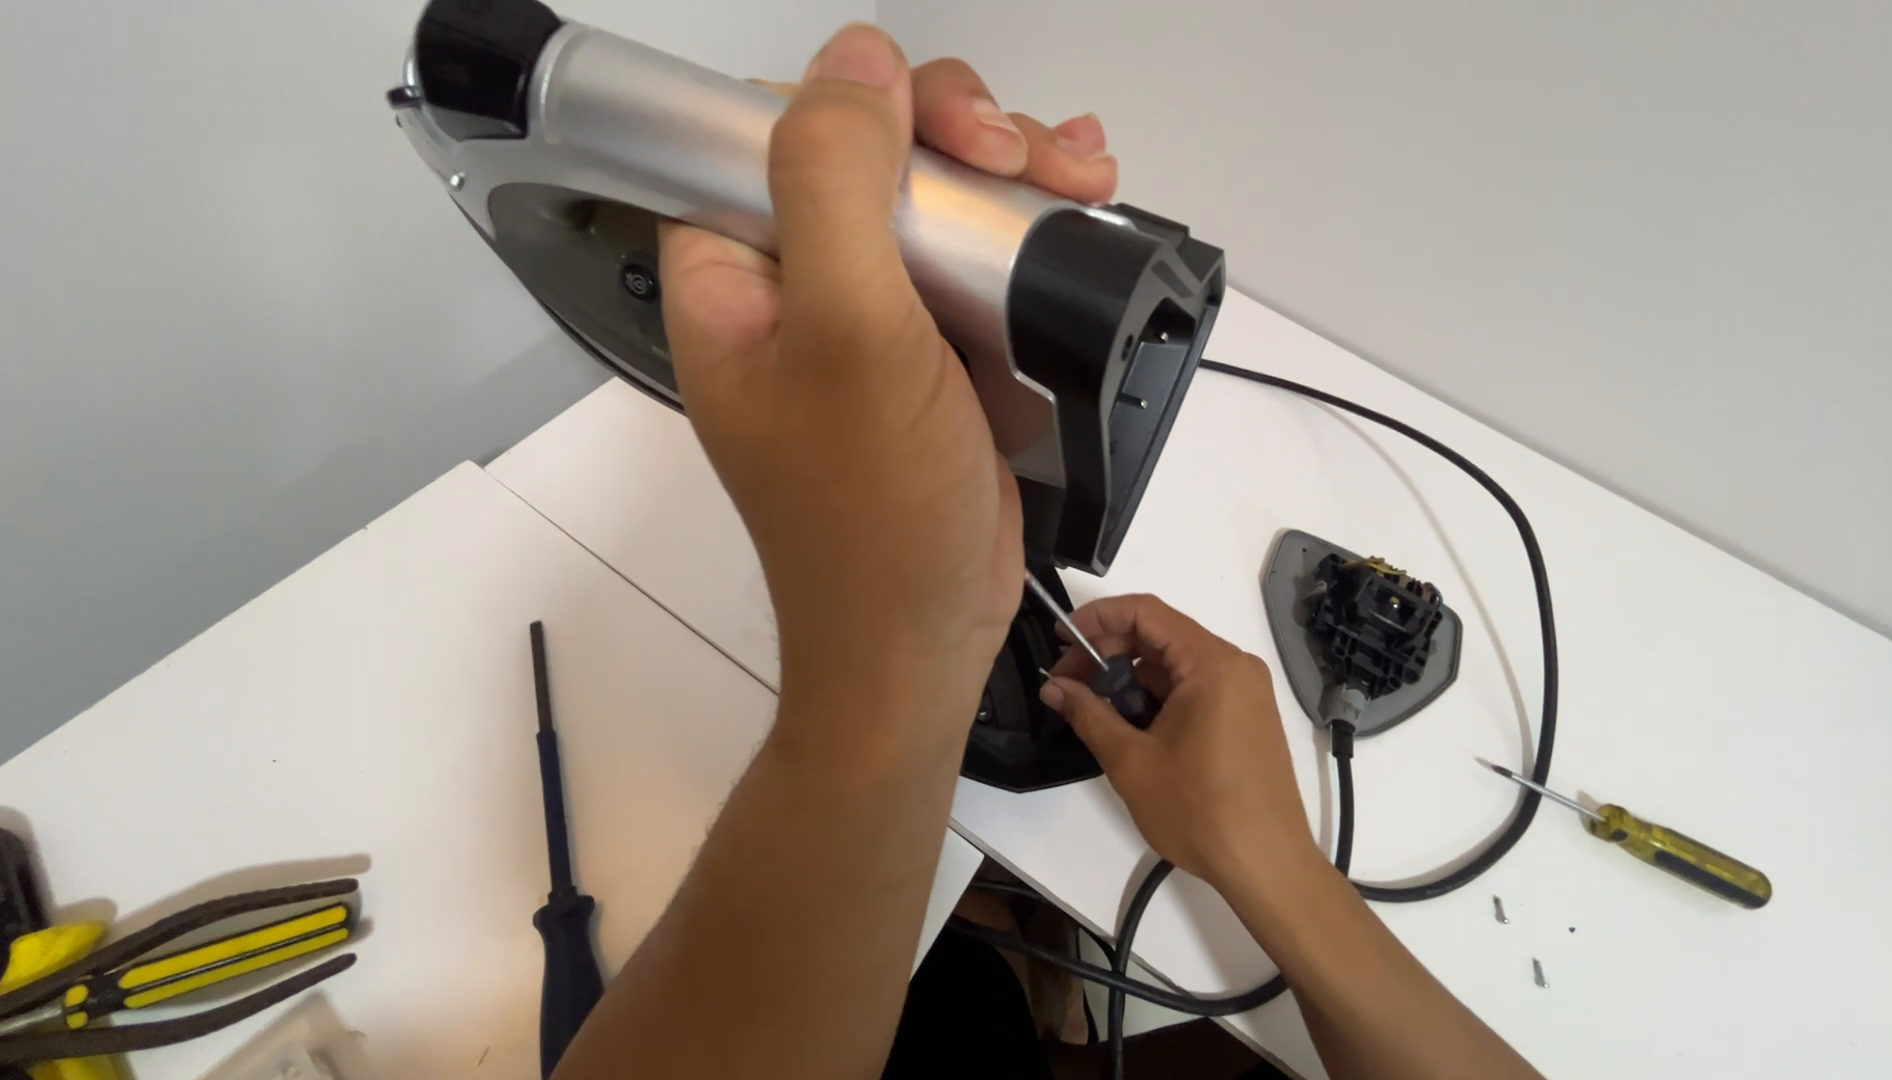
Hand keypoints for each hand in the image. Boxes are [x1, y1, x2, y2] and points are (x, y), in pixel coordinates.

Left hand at [661, 25, 1119, 728]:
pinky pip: (974, 270)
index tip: (941, 138)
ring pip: (933, 207)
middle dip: (957, 138)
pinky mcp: (933, 358)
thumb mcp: (850, 343)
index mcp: (736, 284)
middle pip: (867, 158)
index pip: (765, 136)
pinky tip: (1080, 212)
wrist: (925, 632)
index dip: (854, 107)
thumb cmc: (875, 518)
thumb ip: (834, 191)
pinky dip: (1026, 240)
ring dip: (1009, 179)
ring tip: (1079, 180)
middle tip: (1026, 160)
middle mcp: (798, 296)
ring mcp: (872, 327)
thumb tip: (853, 65)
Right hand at [1041, 595, 1319, 893]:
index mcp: (1211, 664)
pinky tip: (1128, 723)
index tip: (1061, 638)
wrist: (1268, 867)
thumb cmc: (1200, 811)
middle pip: (1158, 634)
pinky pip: (1191, 684)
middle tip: (1067, 682)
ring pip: (1172, 662)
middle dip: (1106, 651)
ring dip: (1128, 676)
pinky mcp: (1245, 713)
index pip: (1145, 612)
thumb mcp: (1131, 761)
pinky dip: (1155, 694)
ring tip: (1092, 708)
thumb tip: (1053, 687)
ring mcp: (1243, 690)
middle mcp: (1233, 665)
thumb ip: (1087, 713)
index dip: (1096, 617)